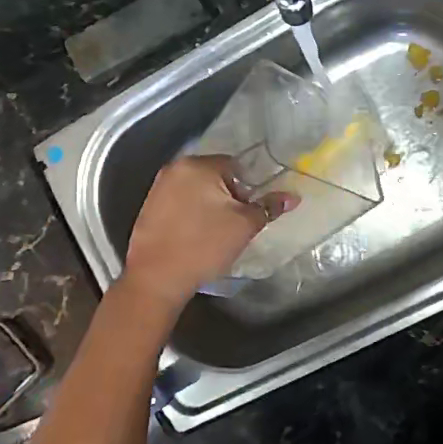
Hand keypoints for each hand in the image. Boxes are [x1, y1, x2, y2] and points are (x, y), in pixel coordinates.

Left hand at [121, 156, 290, 306]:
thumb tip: (292, 197)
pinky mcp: (150, 208)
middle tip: (238, 223)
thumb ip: (268, 207)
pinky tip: (198, 235)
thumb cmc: (204, 245)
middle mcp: (175, 169)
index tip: (252, 211)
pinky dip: (194, 214)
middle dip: (231, 196)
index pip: (237, 165)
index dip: (250, 188)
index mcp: (198, 165)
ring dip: (211, 206)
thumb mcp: (244, 226)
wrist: (156, 278)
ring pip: (198, 191)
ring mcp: (158, 188)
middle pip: (216, 176)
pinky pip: (182, 203)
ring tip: (218, 232)